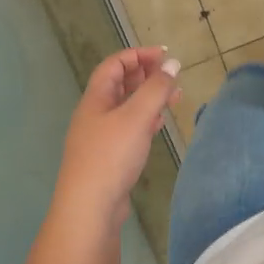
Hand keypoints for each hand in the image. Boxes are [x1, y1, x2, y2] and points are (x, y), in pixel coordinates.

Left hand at [53, 47, 181, 225]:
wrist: (89, 208)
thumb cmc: (111, 156)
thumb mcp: (137, 117)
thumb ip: (156, 88)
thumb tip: (173, 63)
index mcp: (96, 98)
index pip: (114, 64)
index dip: (138, 55)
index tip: (165, 55)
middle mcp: (95, 113)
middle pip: (120, 84)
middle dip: (146, 75)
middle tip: (172, 75)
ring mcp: (100, 136)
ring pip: (126, 107)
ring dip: (149, 97)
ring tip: (174, 97)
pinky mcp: (109, 157)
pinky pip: (129, 128)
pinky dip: (146, 119)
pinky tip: (159, 124)